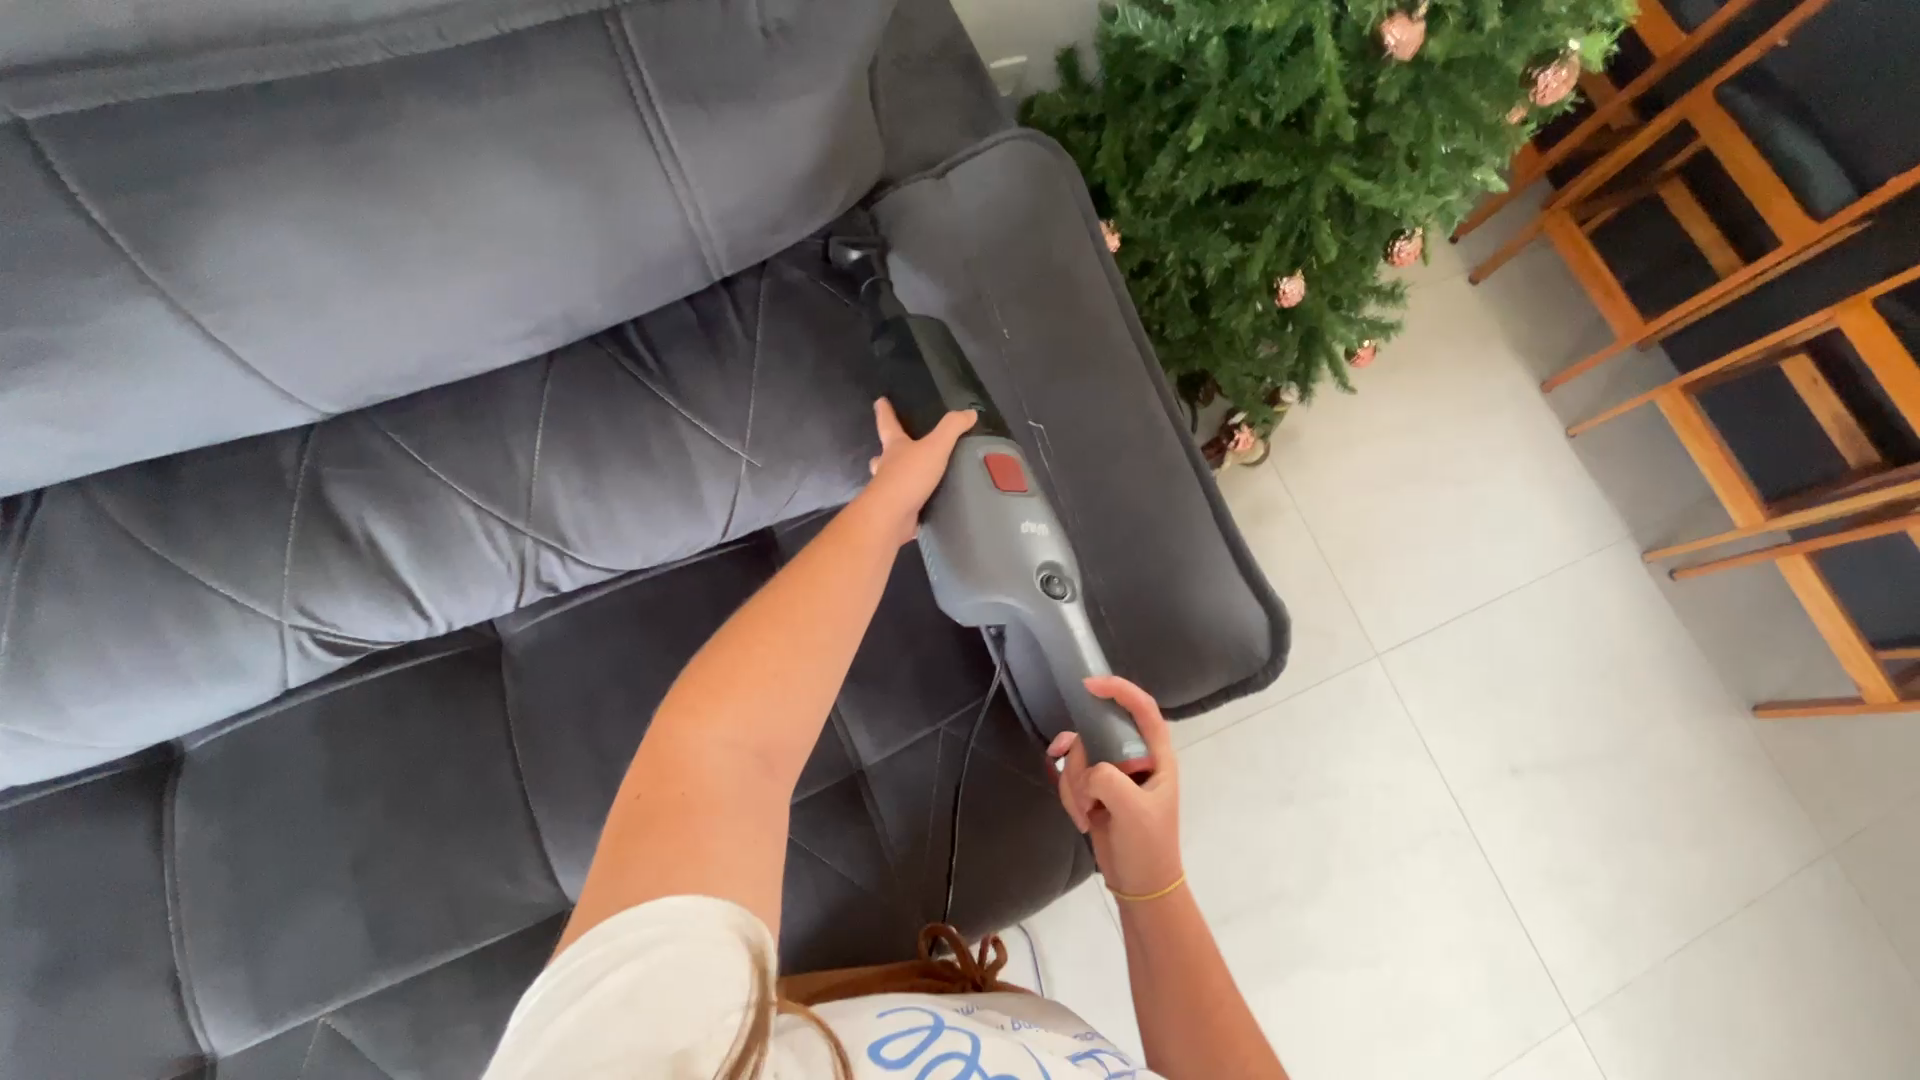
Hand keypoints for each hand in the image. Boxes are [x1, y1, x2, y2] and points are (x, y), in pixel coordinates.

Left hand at [860, 398, 975, 545]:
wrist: (892, 516)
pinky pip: (904, 502)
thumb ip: (952, 428)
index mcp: (894, 447)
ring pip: (890, 479)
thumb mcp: (935, 447)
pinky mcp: (896, 511)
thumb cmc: (909, 476)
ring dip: (897, 477)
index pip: (887, 423)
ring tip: (914, 478)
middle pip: (883, 455)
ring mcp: (888, 491)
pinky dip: (911, 500)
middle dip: (886, 451)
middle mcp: (886, 467)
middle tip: (892, 449)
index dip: (885, 411)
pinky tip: (923, 503)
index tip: (879, 401)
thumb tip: (970, 412)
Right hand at [1048, 676, 1182, 897]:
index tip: (1088, 686)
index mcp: (1158, 756)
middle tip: (1086, 792)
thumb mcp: (1132, 810)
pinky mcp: (1096, 789)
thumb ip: (1107, 779)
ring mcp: (1113, 774)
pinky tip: (1082, 819)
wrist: (1140, 886)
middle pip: (1096, 732)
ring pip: (1078, 756)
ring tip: (1089, 814)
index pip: (1142, 708)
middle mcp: (1135, 758)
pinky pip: (1071, 775)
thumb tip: (1087, 771)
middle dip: (1082, 760)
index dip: (1119, 689)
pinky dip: (1070, 795)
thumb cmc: (1148, 846)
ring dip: (1075, 786)